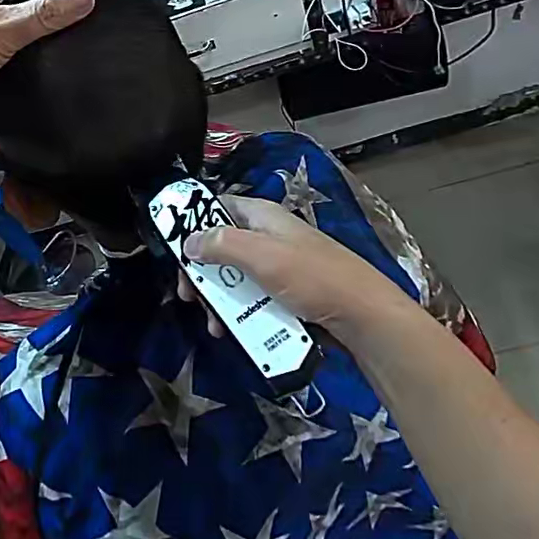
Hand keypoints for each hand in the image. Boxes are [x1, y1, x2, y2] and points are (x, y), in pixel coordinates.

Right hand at [181, 196, 421, 340]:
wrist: (362, 314)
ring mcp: (280, 264)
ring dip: (220, 297)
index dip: (195, 223)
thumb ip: (223, 245)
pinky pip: (254, 297)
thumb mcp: (263, 257)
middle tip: (189, 295)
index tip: (176, 252)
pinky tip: (232, 331)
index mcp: (264, 216)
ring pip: (236, 275)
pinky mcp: (288, 291)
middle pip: (223, 245)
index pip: (220, 206)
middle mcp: (270, 235)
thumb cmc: (312, 278)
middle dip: (203, 271)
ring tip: (214, 323)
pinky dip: (240, 311)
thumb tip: (187, 240)